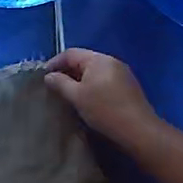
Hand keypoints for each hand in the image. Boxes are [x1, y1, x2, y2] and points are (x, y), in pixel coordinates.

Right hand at [45, 48, 161, 144]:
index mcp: (98, 59)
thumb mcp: (77, 96)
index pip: (70, 53)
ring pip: (94, 71)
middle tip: (54, 86)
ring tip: (68, 93)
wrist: (138, 129)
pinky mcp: (128, 86)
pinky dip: (92, 85)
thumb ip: (60, 83)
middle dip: (67, 71)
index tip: (43, 76)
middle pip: (84, 60)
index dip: (55, 62)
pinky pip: (104, 79)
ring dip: (79, 79)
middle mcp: (111, 61)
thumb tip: (49, 76)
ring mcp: (122, 73)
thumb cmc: (104, 110)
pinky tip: (87, 98)